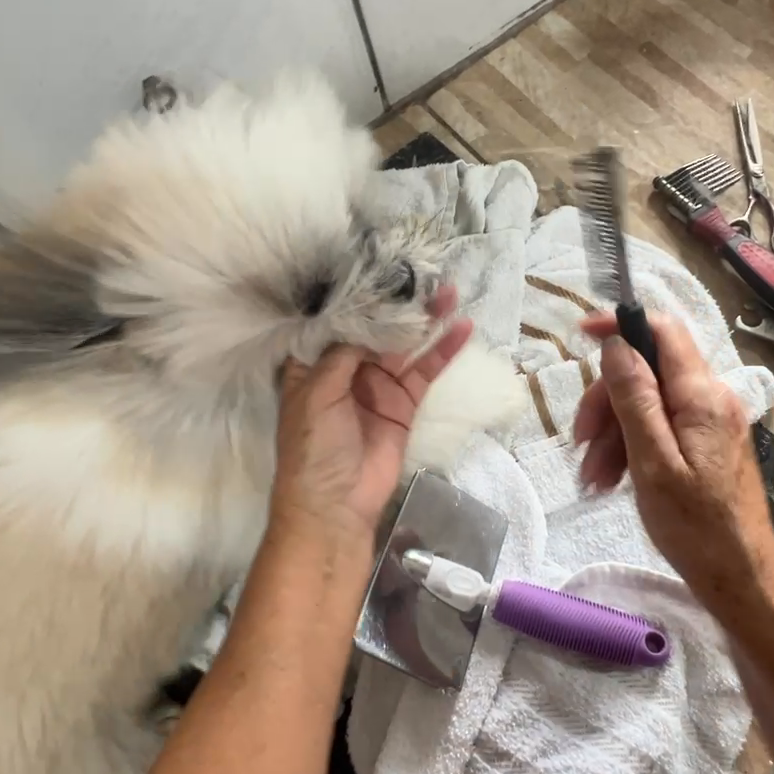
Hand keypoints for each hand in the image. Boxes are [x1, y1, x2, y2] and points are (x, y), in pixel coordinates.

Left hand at [271, 286, 471, 539]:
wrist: (336, 505)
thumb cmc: (312, 448)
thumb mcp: (316, 393)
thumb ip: (343, 354)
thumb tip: (368, 319)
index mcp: (314, 363)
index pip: (337, 320)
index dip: (359, 296)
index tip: (383, 269)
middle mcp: (346, 369)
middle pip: (375, 329)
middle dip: (398, 304)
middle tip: (426, 275)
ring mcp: (377, 386)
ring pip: (404, 346)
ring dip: (426, 321)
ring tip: (450, 292)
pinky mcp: (403, 404)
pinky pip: (425, 372)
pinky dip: (442, 352)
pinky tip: (461, 329)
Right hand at [573, 312, 773, 607]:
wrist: (740, 577)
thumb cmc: (696, 528)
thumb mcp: (653, 463)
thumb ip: (636, 399)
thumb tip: (616, 345)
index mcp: (701, 397)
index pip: (664, 332)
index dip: (622, 325)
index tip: (580, 335)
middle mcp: (710, 399)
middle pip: (647, 373)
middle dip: (607, 404)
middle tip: (581, 446)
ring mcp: (710, 422)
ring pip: (648, 404)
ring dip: (613, 435)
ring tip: (595, 479)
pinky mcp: (706, 445)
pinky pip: (660, 429)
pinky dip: (631, 448)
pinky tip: (613, 481)